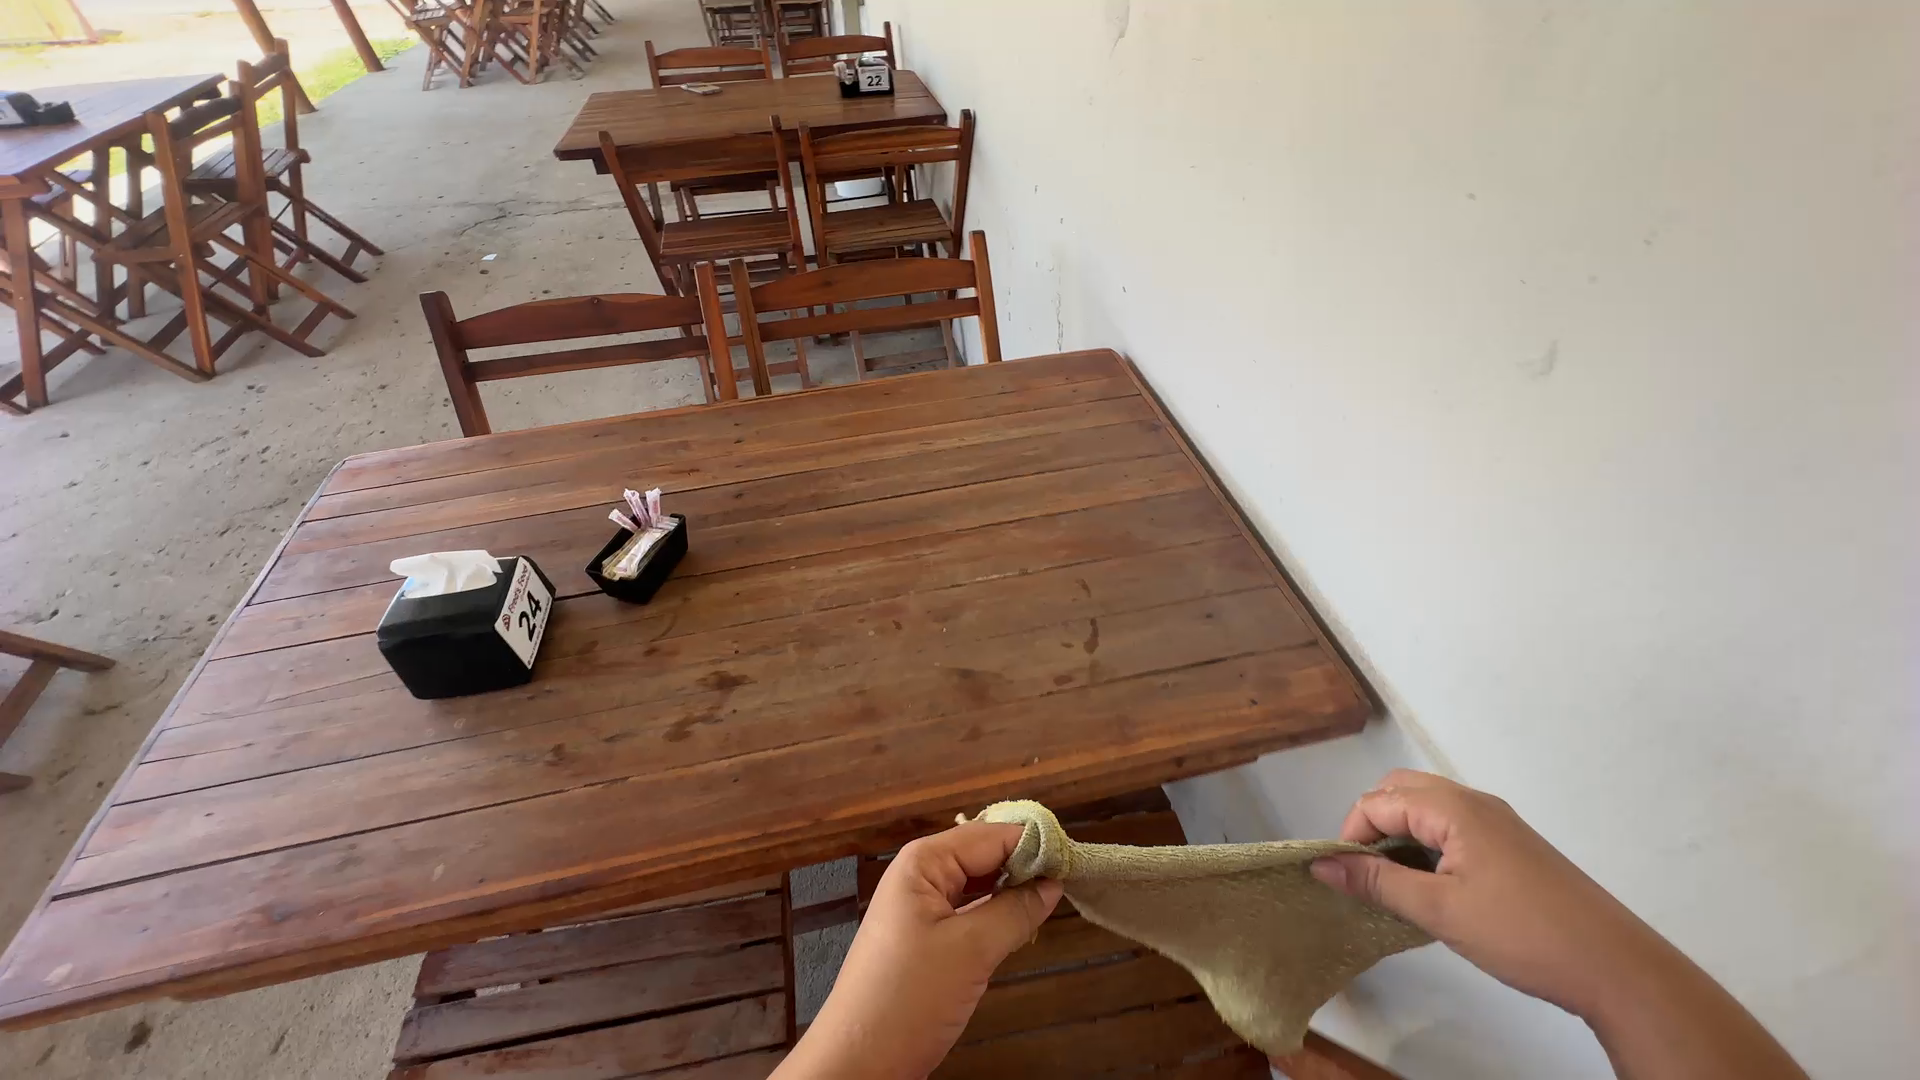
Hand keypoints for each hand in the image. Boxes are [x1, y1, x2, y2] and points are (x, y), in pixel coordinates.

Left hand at [773, 822, 1063, 1079]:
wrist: (857, 1063)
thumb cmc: (908, 998)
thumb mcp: (970, 951)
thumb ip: (1015, 911)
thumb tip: (1054, 883)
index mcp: (925, 860)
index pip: (992, 835)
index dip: (1034, 844)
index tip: (1077, 861)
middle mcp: (922, 871)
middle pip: (985, 853)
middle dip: (1025, 865)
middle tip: (1071, 880)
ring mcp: (922, 903)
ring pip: (980, 881)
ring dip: (1013, 888)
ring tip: (1055, 897)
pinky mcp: (927, 934)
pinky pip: (970, 908)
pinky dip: (997, 911)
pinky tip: (1023, 921)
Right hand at [1311, 770, 1808, 1079]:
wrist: (1622, 972)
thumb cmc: (1523, 934)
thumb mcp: (1439, 911)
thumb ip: (1376, 882)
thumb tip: (1319, 864)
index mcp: (1453, 808)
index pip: (1377, 801)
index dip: (1351, 834)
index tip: (1348, 877)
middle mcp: (1474, 802)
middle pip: (1399, 790)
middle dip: (1372, 823)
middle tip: (1368, 871)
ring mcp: (1498, 822)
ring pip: (1427, 806)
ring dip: (1400, 832)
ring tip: (1397, 880)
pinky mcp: (1514, 845)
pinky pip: (1452, 824)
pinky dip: (1427, 842)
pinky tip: (1434, 883)